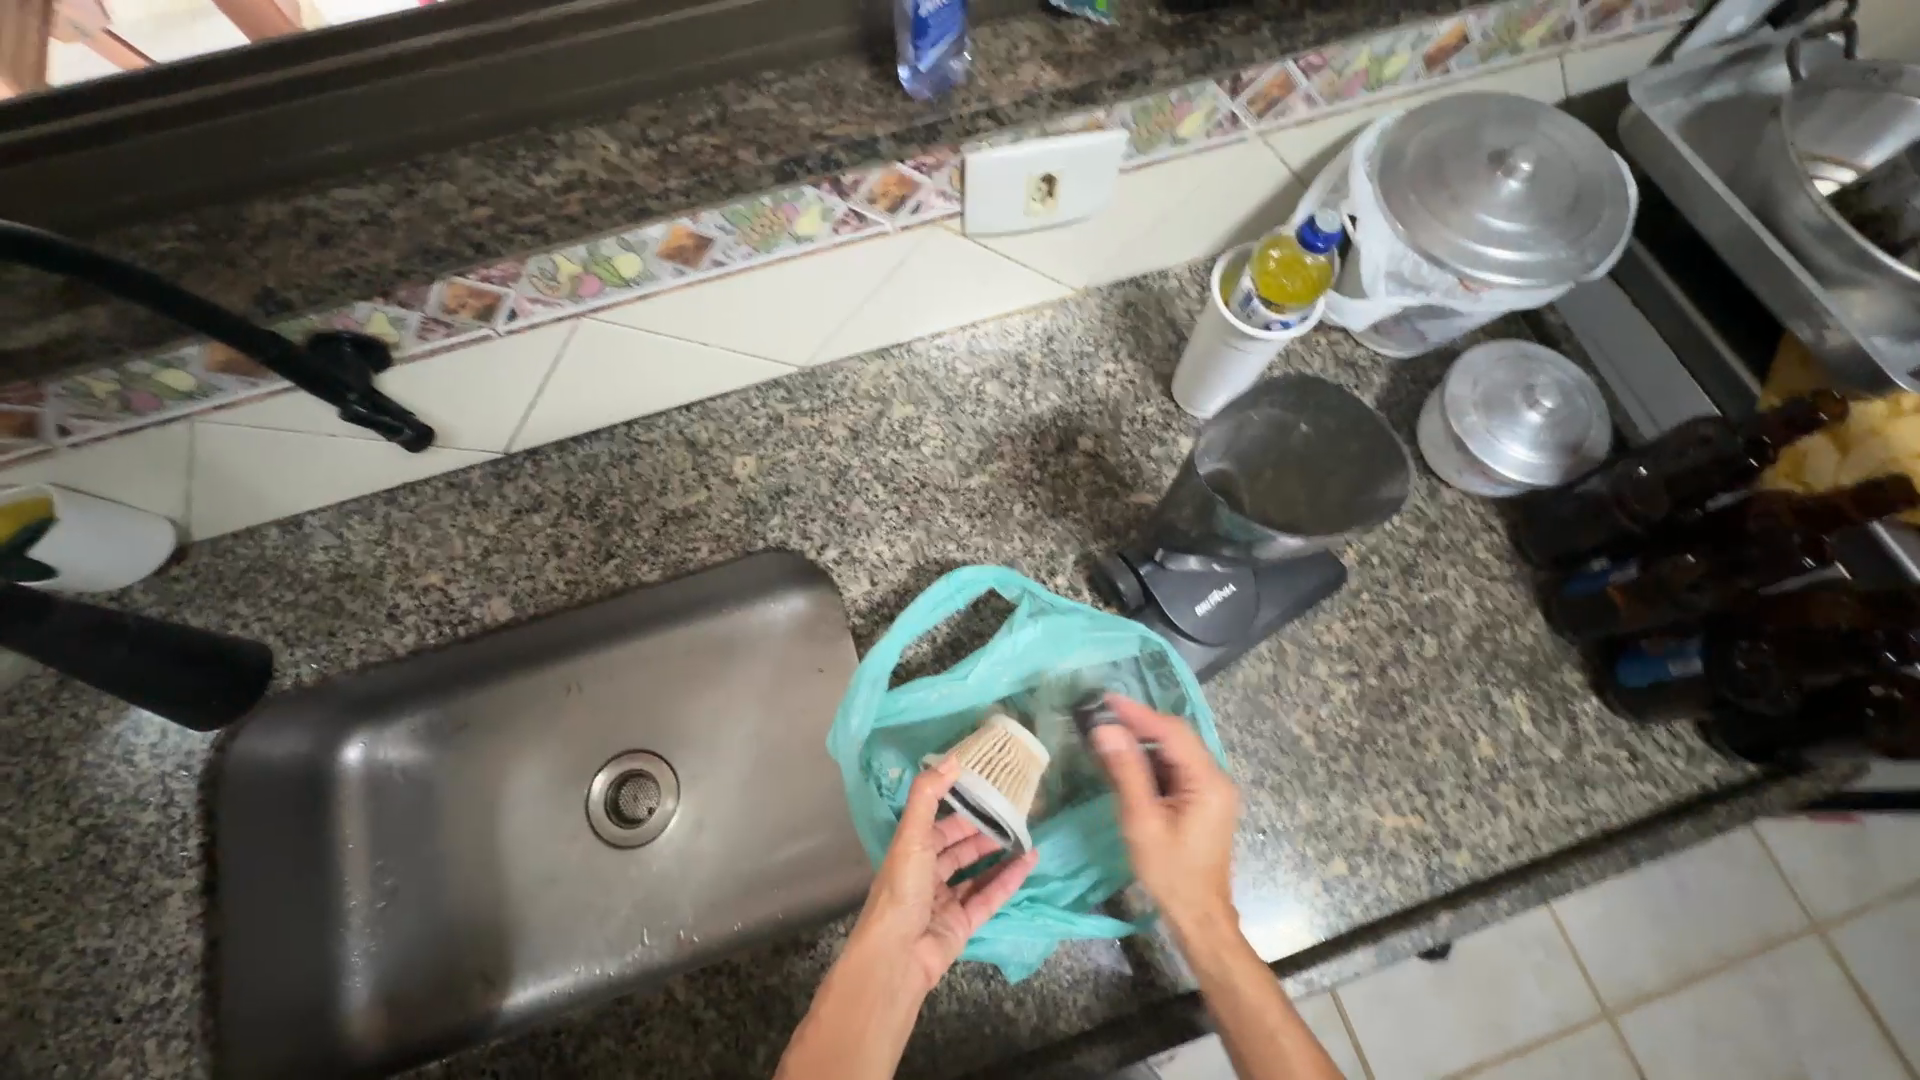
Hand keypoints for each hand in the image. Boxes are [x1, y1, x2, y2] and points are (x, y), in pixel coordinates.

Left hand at [844, 755, 1039, 994]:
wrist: (897, 956)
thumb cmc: (901, 889)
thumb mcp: (911, 836)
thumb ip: (928, 796)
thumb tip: (953, 759)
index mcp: (910, 852)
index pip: (938, 824)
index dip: (960, 808)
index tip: (985, 789)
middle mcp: (926, 874)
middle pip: (958, 847)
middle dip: (982, 830)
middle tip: (1012, 812)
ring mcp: (945, 901)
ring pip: (976, 872)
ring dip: (998, 855)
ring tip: (1025, 835)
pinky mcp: (963, 924)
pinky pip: (989, 896)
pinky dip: (1008, 880)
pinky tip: (1029, 863)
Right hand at [1090, 695, 1240, 937]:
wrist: (1198, 914)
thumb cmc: (1170, 872)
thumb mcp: (1142, 821)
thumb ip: (1126, 772)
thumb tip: (1106, 730)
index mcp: (1208, 781)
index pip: (1172, 732)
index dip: (1139, 713)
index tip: (1106, 699)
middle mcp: (1216, 778)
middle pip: (1176, 737)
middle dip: (1139, 723)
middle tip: (1103, 713)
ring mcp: (1211, 789)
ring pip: (1174, 751)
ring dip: (1143, 741)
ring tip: (1108, 732)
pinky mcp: (1202, 799)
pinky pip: (1175, 768)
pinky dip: (1150, 760)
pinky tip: (1126, 760)